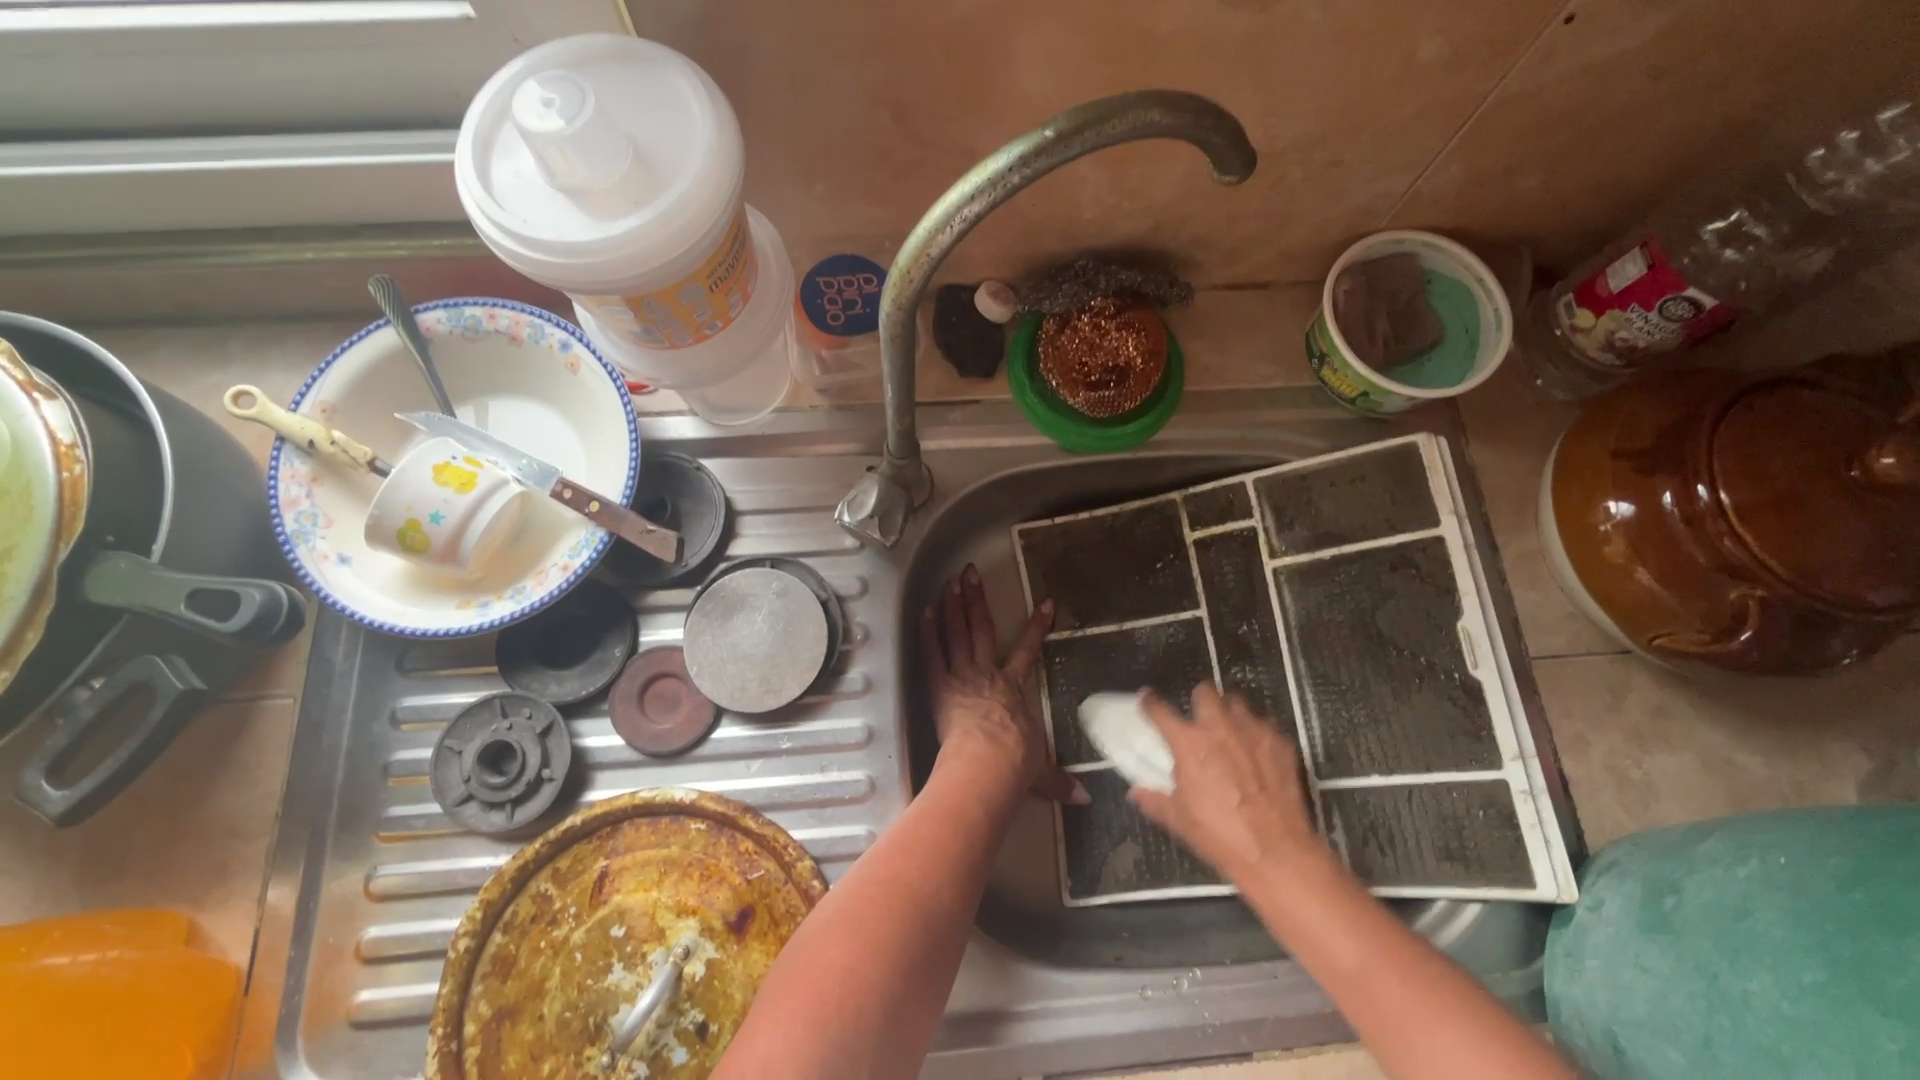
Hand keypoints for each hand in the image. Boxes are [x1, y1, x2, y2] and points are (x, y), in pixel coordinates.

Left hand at [920, 565, 1085, 803]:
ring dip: (952, 605)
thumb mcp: (1040, 772)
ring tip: (948, 580)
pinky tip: (924, 610)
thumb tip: (1084, 799)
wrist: (988, 766)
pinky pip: (931, 654)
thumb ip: (1059, 781)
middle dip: (977, 599)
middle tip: (970, 572)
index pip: (1029, 650)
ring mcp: (963, 677)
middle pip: (983, 628)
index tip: (1045, 603)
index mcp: (1014, 687)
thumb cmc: (1015, 764)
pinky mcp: (939, 687)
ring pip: (957, 633)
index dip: (1037, 626)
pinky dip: (928, 632)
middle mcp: (988, 673)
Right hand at [1129, 684, 1321, 882]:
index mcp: (1188, 742)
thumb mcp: (1178, 820)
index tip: (1147, 698)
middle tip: (1199, 715)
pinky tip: (1257, 753)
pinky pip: (1266, 726)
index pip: (1160, 711)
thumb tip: (1136, 793)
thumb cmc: (1218, 834)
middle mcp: (1220, 727)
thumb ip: (1154, 801)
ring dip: (1230, 712)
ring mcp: (1254, 732)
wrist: (1275, 850)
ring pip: (1238, 704)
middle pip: (1206, 691)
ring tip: (1230, 731)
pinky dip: (1257, 733)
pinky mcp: (1281, 743)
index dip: (1150, 702)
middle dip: (1200, 699)